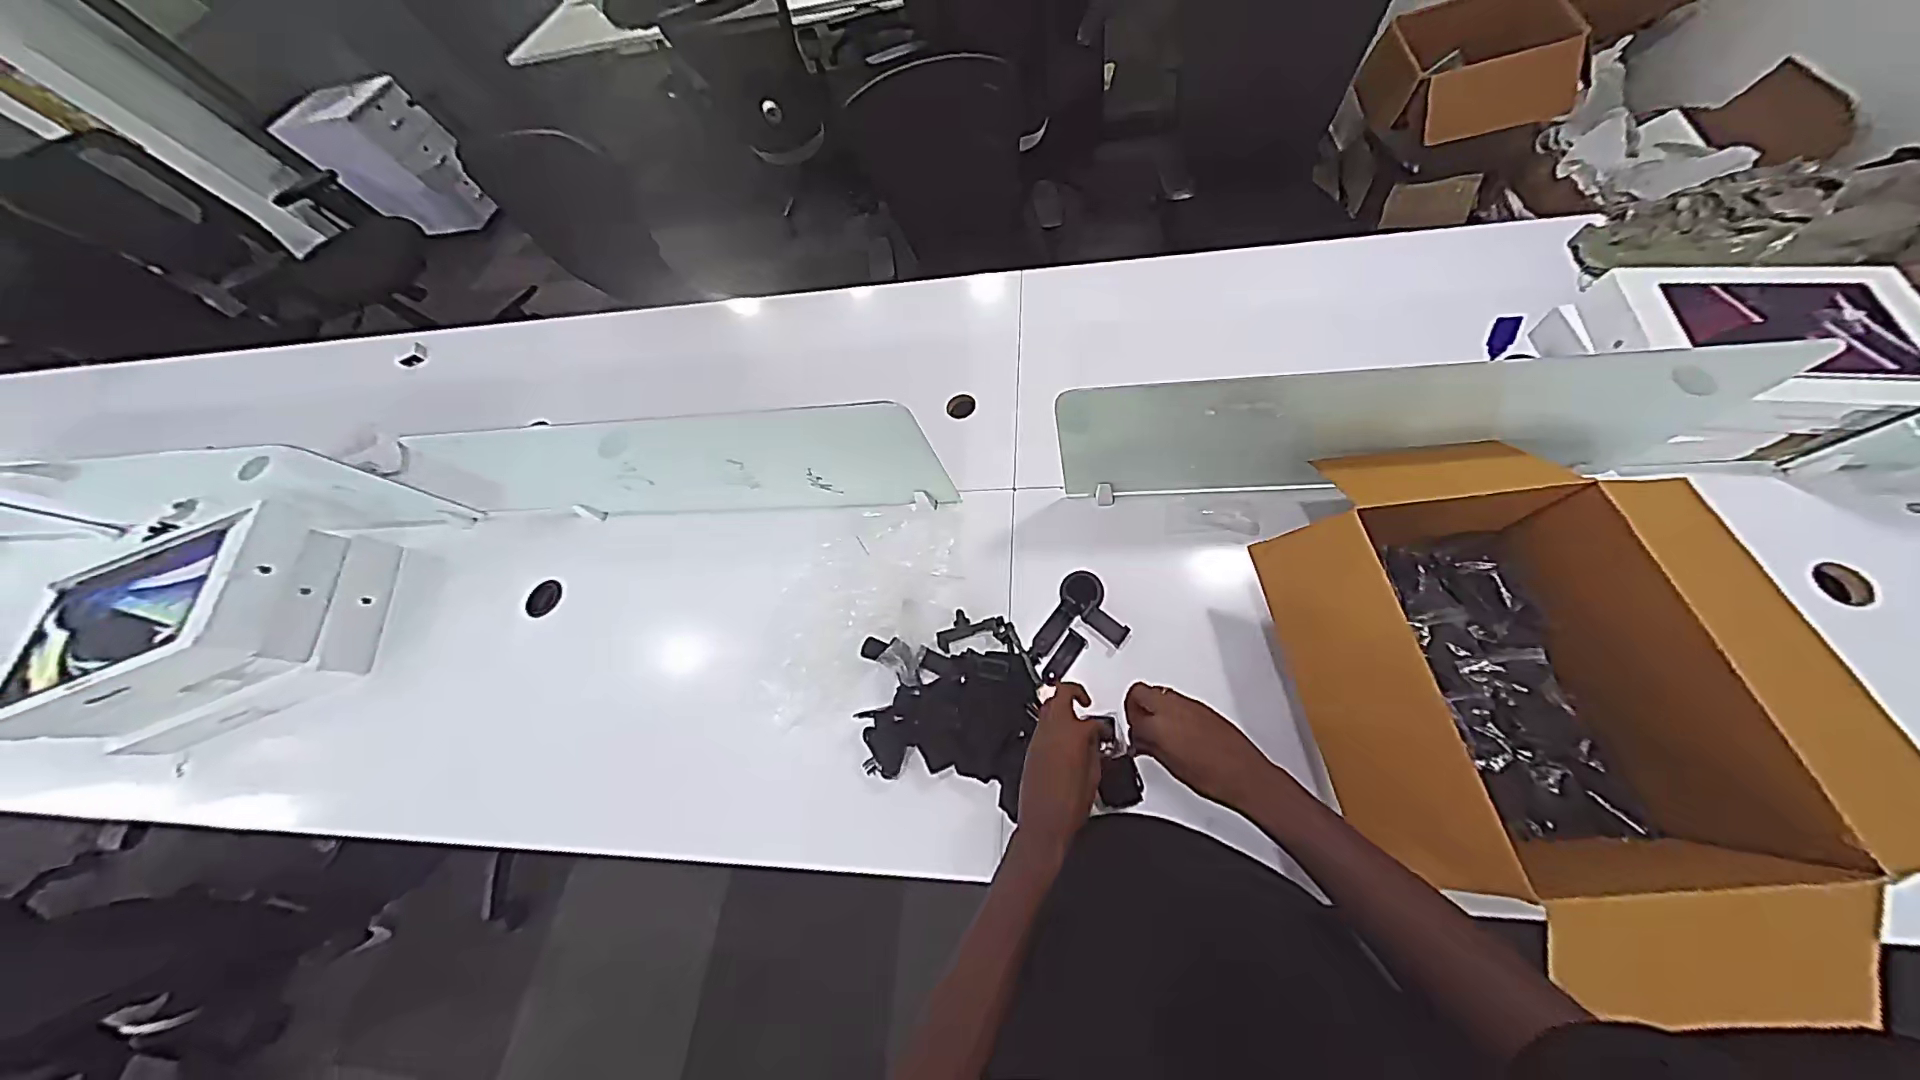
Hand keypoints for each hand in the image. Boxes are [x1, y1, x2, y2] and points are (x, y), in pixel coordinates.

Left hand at [1017, 683, 1100, 849]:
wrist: (1043, 824)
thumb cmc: (1068, 807)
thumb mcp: (1094, 776)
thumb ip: (1095, 750)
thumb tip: (1095, 742)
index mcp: (1073, 734)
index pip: (1091, 718)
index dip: (1102, 724)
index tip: (1105, 731)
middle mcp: (1052, 731)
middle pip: (1060, 693)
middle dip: (1074, 692)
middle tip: (1084, 701)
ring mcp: (1038, 739)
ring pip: (1048, 707)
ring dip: (1061, 707)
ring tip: (1075, 719)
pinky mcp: (1030, 749)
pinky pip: (1041, 727)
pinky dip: (1053, 725)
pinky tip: (1063, 739)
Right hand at [1125, 683, 1277, 810]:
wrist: (1245, 776)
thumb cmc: (1214, 776)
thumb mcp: (1171, 766)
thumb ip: (1151, 747)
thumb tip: (1142, 742)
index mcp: (1158, 724)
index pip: (1131, 717)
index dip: (1130, 729)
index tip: (1134, 738)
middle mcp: (1172, 708)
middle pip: (1139, 692)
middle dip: (1135, 707)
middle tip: (1138, 725)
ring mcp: (1189, 705)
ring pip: (1160, 693)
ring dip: (1154, 706)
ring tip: (1158, 729)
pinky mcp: (1204, 707)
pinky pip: (1179, 701)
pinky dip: (1172, 710)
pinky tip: (1177, 731)